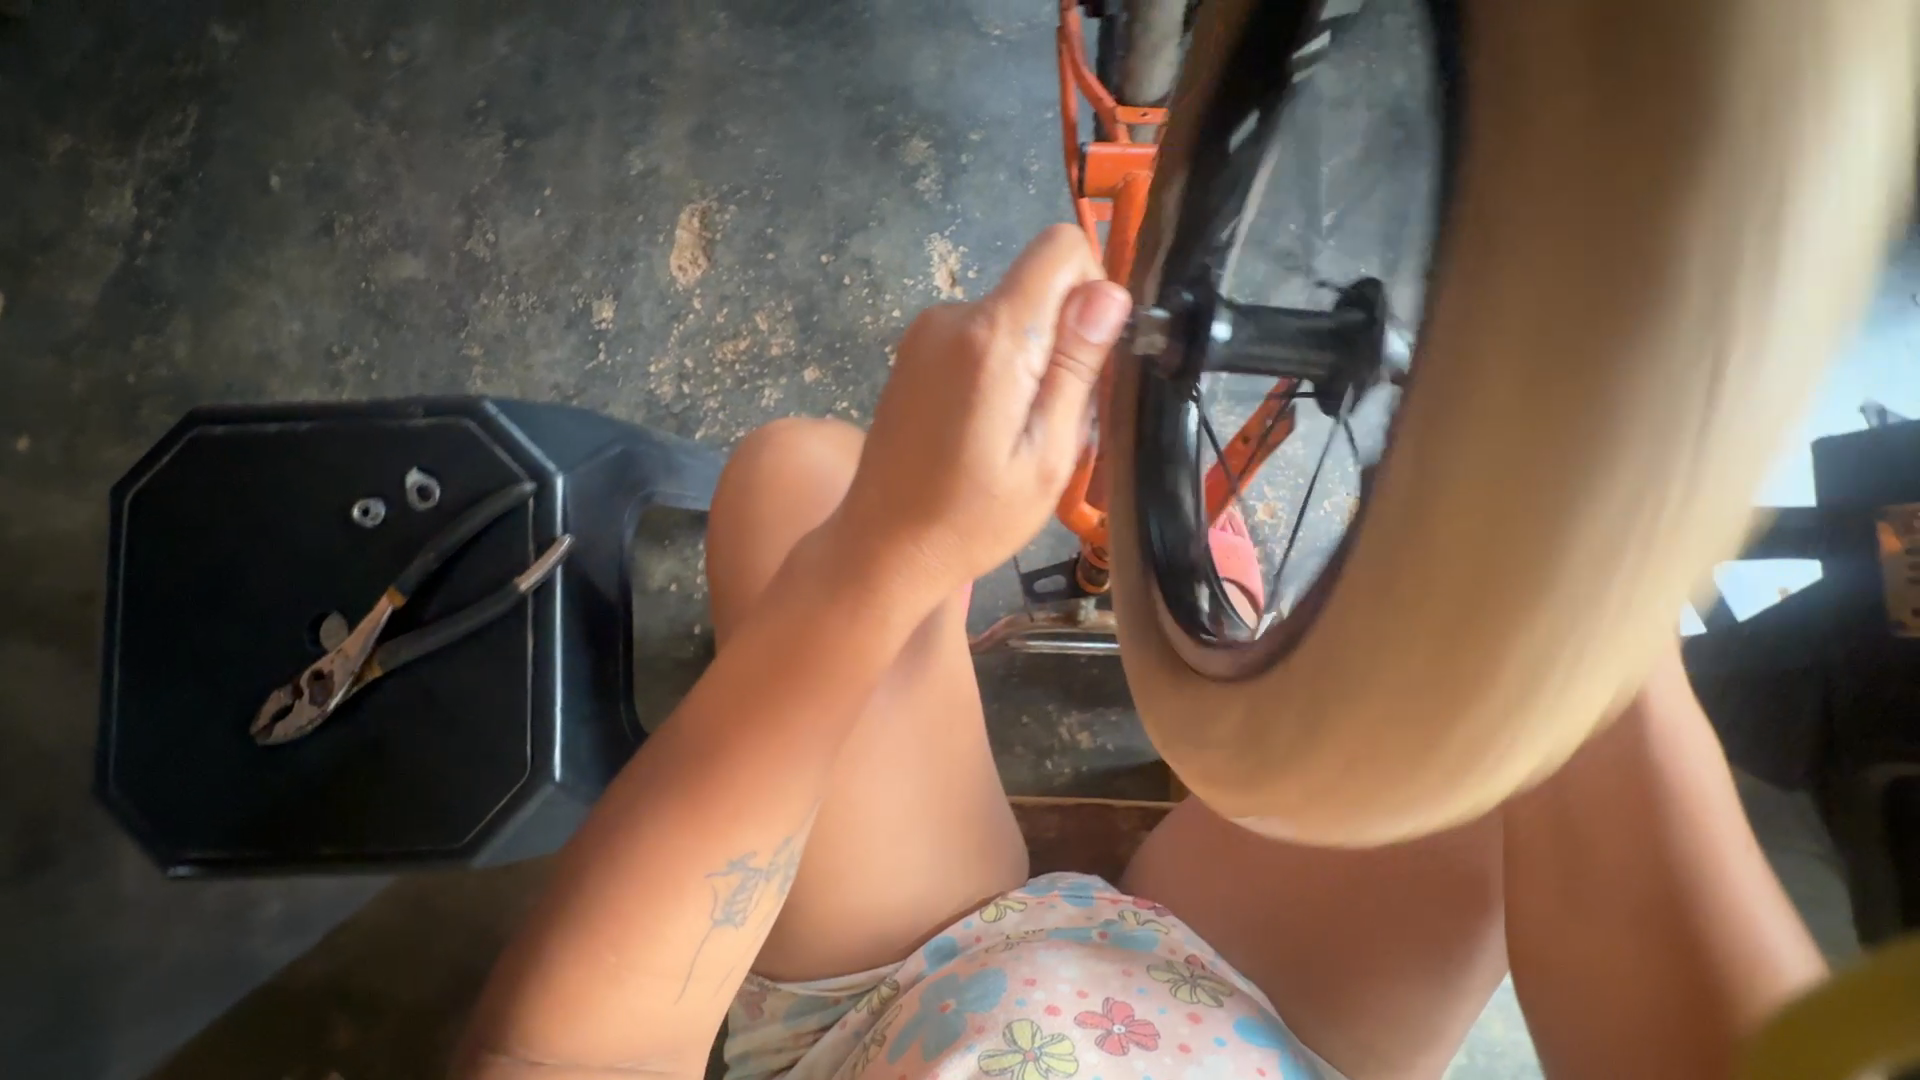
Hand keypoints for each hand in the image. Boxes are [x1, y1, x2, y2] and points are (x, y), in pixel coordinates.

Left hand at [827, 225, 1130, 601]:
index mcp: (992, 337)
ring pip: (1010, 316)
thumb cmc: (973, 519)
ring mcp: (924, 333)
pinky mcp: (912, 353)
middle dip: (1061, 340)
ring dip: (1029, 362)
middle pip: (1035, 285)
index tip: (1089, 356)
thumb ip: (1076, 368)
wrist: (882, 547)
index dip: (1092, 289)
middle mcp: (951, 316)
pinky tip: (983, 431)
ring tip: (1013, 437)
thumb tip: (1109, 292)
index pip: (1060, 247)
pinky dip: (997, 371)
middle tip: (1051, 422)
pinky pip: (978, 338)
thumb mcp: (1046, 456)